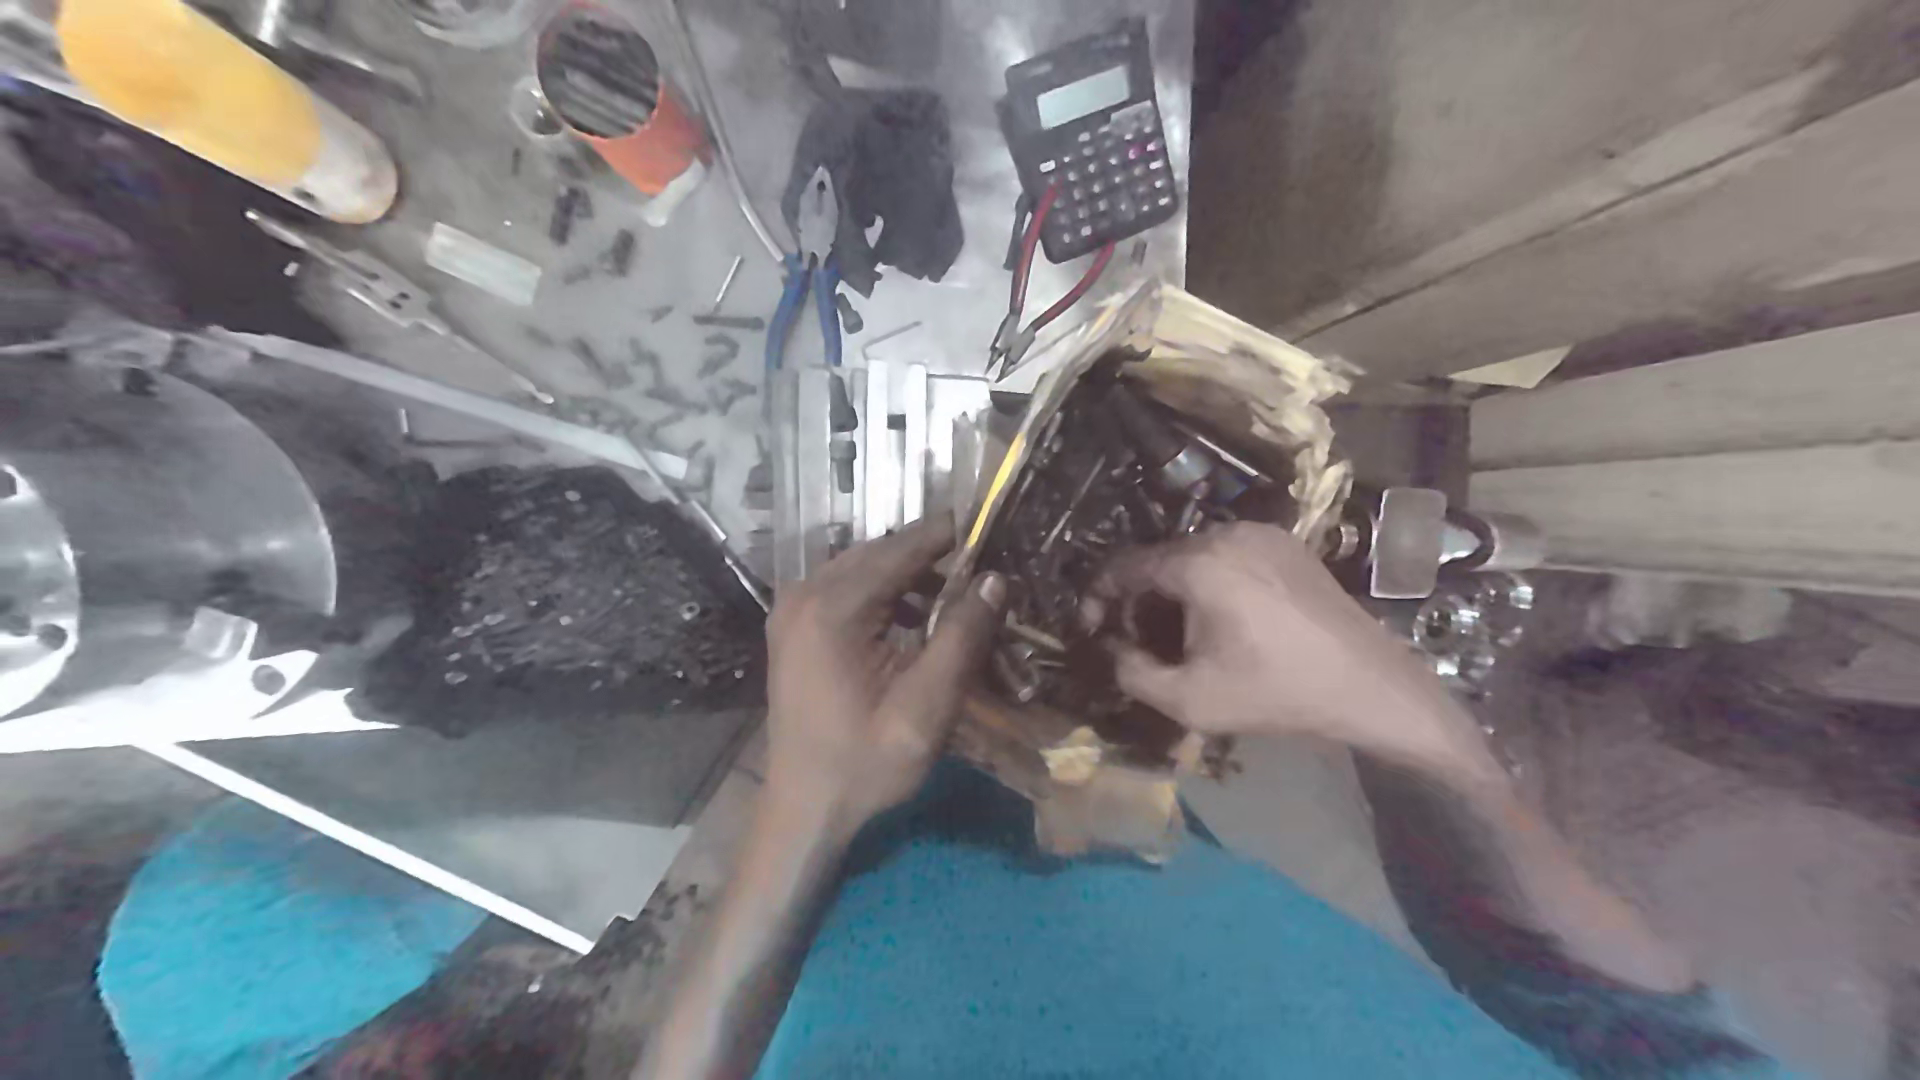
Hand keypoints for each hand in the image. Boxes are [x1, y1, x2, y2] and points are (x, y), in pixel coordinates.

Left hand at [764, 519, 1005, 838]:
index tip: (988, 524)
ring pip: (862, 566)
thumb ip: (962, 637)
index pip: (900, 550)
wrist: (804, 808)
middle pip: (879, 552)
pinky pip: (845, 587)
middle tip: (980, 562)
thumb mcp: (927, 706)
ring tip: (954, 591)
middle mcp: (804, 595)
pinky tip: (913, 615)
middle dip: (930, 554)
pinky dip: (882, 592)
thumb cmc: (866, 764)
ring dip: (907, 573)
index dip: (946, 535)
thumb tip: (995, 580)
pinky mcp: (794, 625)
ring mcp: (792, 608)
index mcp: (832, 609)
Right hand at [1086, 522, 1486, 775]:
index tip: (1094, 627)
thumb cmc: (1276, 694)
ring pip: (1191, 556)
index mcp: (1198, 564)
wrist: (1371, 687)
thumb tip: (1110, 647)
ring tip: (1185, 635)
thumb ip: (1129, 672)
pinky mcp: (1287, 543)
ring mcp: (1261, 534)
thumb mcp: (1189, 700)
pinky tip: (1225, 619)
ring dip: (1174, 591)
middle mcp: (1226, 534)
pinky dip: (1209, 581)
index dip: (1099, 595)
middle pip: (1158, 560)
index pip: (1123, 566)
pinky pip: (1226, 555)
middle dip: (1141, 600)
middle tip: (1145, 643)